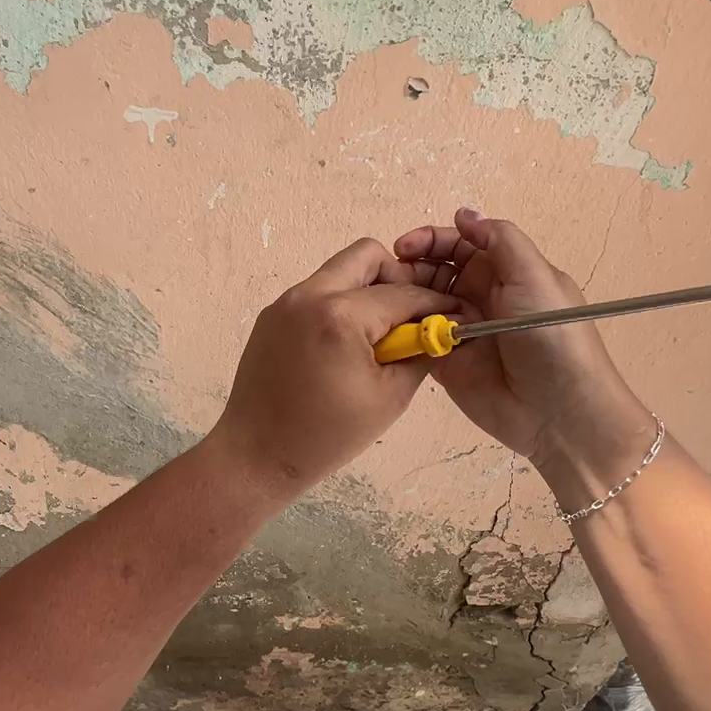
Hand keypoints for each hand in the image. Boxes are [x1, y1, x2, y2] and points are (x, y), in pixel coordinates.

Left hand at [211, 239, 460, 496]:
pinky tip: (346, 345)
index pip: (403, 293)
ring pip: (339, 271)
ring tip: (378, 336)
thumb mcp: (389, 397)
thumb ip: (419, 352)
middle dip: (398, 278)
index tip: (455, 314)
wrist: (255, 455)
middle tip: (409, 316)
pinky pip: (317, 293)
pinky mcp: (272, 315)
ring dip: (367, 291)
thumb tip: (440, 329)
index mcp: (340, 314)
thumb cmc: (326, 436)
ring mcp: (286, 302)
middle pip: (367, 255)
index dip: (436, 303)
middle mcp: (310, 294)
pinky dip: (341, 305)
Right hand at [394, 209, 654, 481]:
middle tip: (392, 273)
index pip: (457, 244)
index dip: (431, 240)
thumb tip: (465, 214)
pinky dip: (398, 328)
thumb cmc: (552, 337)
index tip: (405, 246)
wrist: (559, 412)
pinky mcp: (442, 362)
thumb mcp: (534, 276)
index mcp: (501, 272)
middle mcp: (477, 297)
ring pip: (418, 302)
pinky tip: (384, 324)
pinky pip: (413, 338)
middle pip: (433, 270)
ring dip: (400, 295)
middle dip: (410, 266)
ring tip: (386, 299)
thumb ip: (500, 239)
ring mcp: (457, 330)